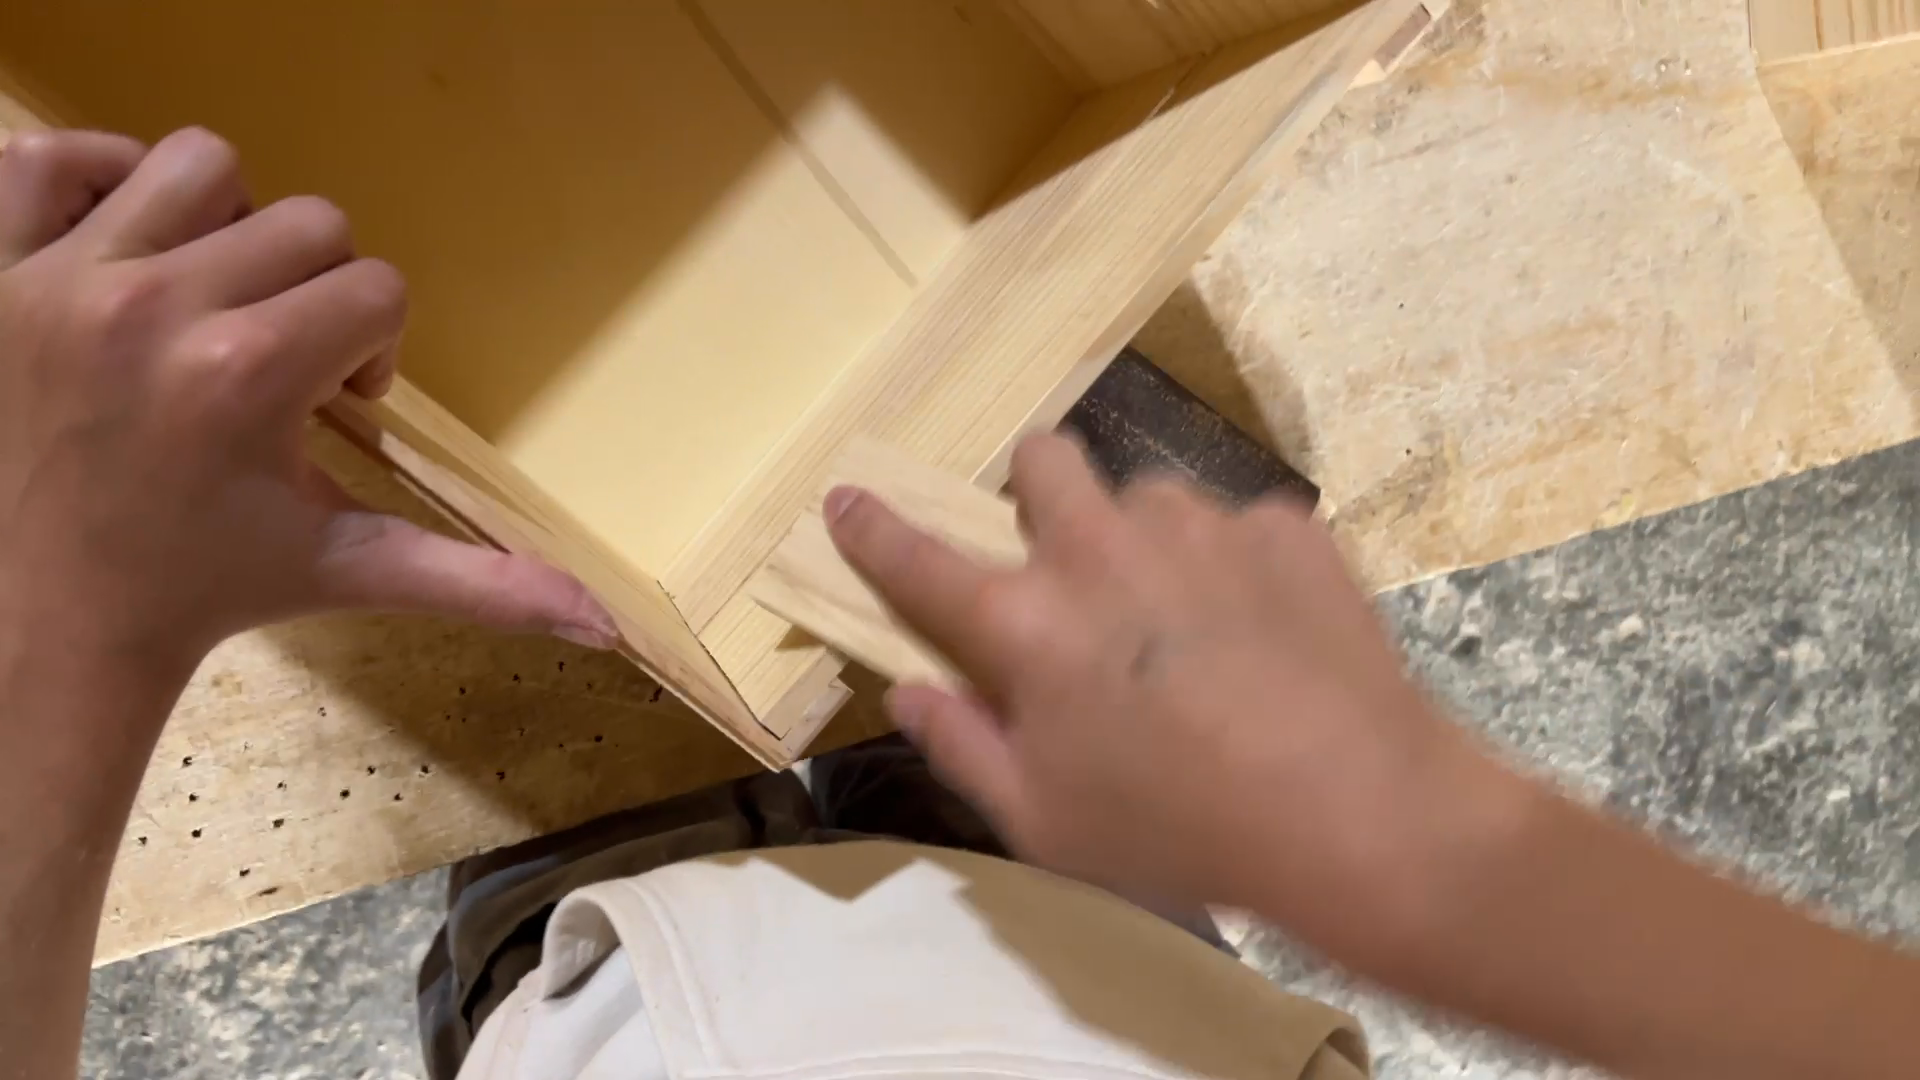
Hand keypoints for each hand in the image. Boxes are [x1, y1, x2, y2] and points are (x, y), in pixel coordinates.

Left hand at [0, 128, 616, 683]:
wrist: (29, 606)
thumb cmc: (212, 583)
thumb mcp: (366, 571)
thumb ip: (491, 588)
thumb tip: (609, 628)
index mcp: (249, 374)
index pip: (378, 289)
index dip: (376, 346)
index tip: (332, 404)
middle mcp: (149, 303)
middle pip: (312, 226)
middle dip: (325, 294)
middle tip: (285, 365)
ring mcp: (46, 270)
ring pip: (205, 167)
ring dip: (240, 231)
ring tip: (220, 304)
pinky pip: (58, 153)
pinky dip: (117, 189)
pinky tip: (138, 259)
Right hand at [826, 434, 1533, 955]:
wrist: (1360, 813)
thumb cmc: (1178, 827)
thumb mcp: (1042, 818)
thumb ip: (959, 743)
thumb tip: (907, 691)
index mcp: (1028, 621)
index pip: (919, 559)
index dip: (872, 528)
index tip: (848, 497)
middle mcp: (1101, 547)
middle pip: (1041, 458)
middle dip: (1036, 488)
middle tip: (1065, 549)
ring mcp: (1198, 524)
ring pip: (1144, 493)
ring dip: (1141, 537)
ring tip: (1185, 613)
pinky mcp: (1282, 525)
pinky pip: (1236, 525)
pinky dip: (1232, 565)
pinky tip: (1263, 627)